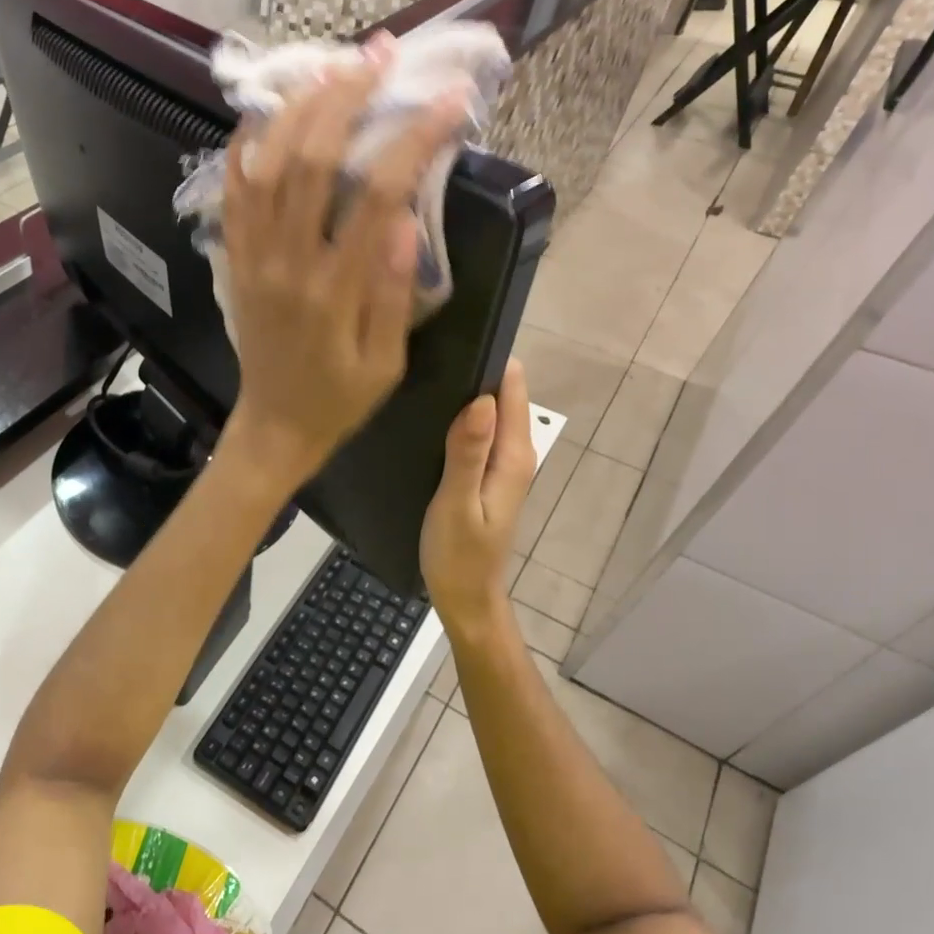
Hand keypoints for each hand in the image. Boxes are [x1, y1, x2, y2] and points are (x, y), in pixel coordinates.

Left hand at [219, 41, 470, 481]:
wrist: (274, 426)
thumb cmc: (339, 399)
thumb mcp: (386, 363)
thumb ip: (393, 294)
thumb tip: (403, 220)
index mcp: (334, 293)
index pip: (376, 196)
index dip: (413, 139)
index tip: (448, 100)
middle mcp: (287, 266)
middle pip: (311, 162)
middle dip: (347, 100)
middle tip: (380, 57)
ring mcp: (253, 261)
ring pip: (266, 168)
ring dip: (296, 110)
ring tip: (329, 69)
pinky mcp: (236, 263)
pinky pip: (233, 196)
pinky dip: (246, 150)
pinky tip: (267, 115)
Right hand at [421, 360, 536, 644]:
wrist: (463, 597)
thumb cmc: (458, 554)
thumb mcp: (457, 504)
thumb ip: (468, 453)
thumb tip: (482, 399)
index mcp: (512, 456)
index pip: (512, 389)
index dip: (489, 360)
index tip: (452, 336)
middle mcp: (513, 454)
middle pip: (501, 396)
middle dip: (472, 371)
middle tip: (425, 351)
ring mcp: (498, 464)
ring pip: (486, 413)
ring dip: (462, 394)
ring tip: (420, 373)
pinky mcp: (481, 474)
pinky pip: (475, 431)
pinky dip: (456, 417)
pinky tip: (426, 414)